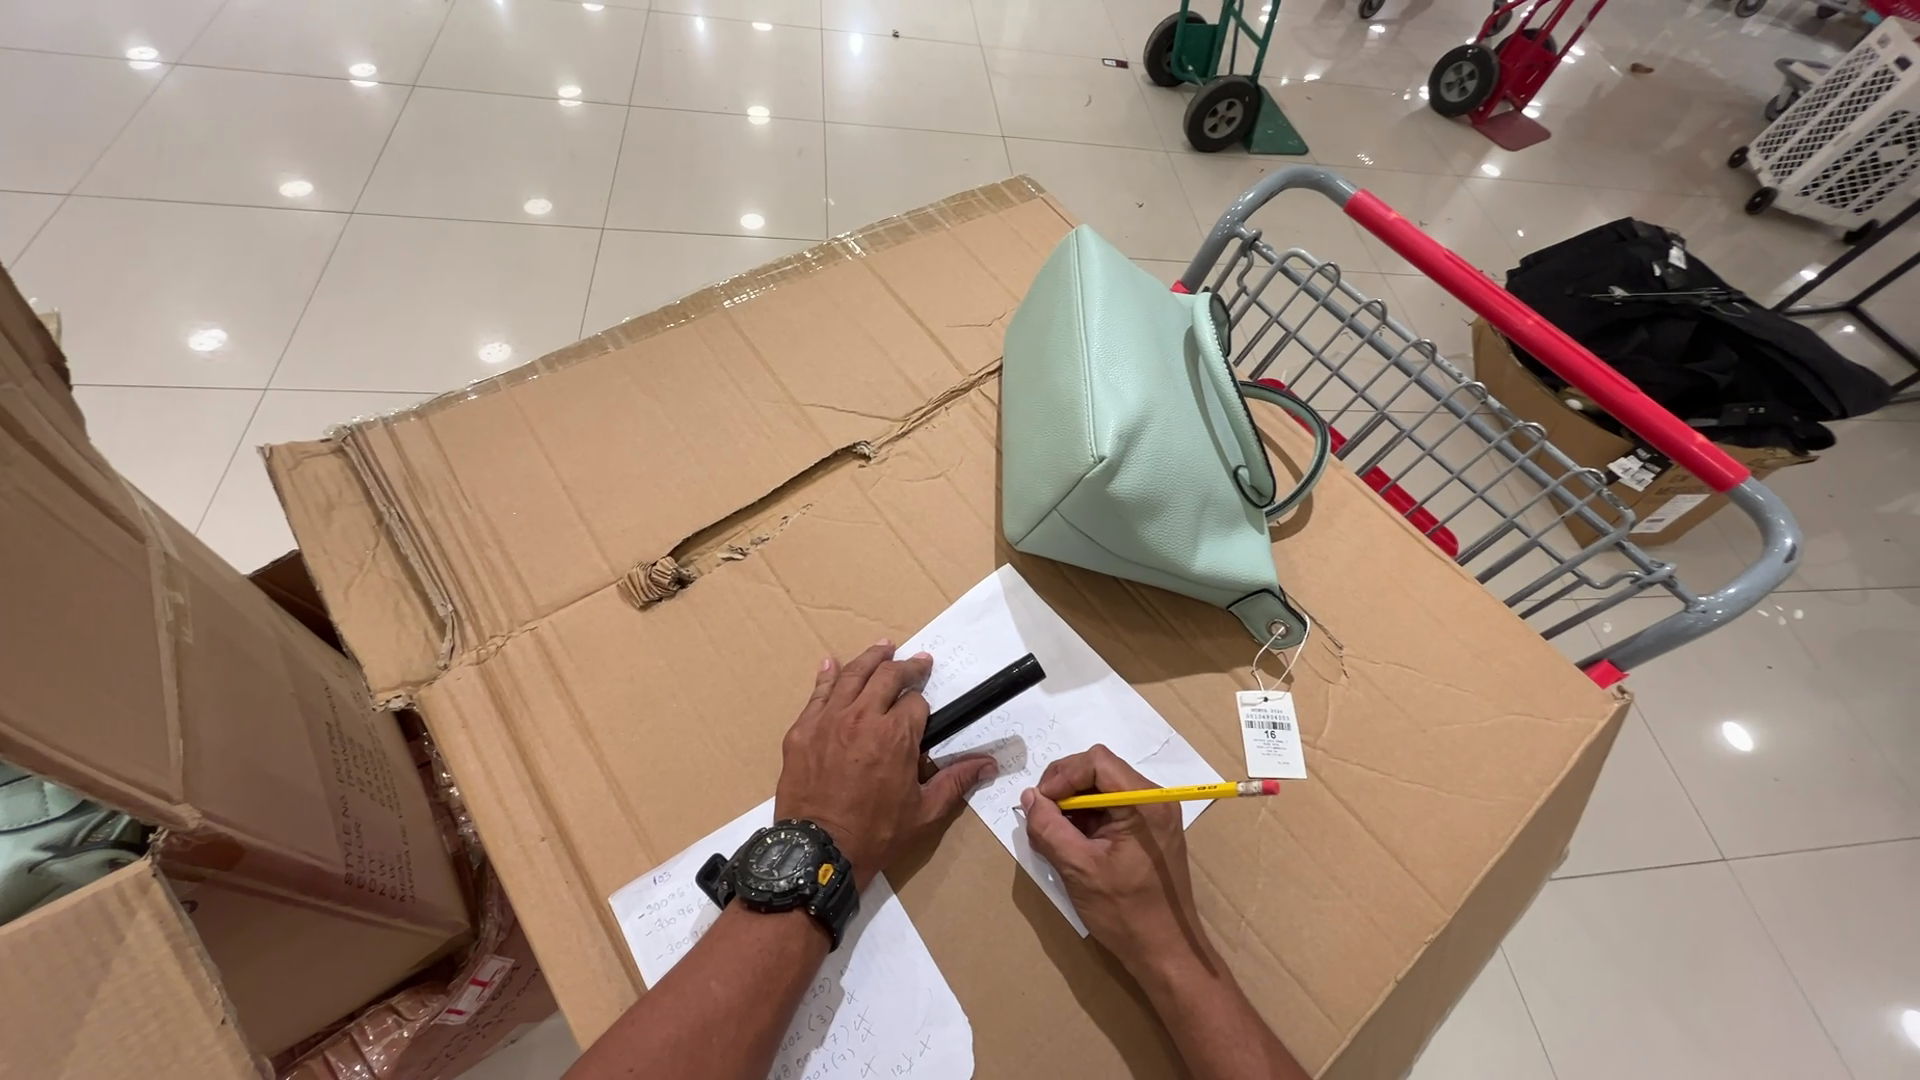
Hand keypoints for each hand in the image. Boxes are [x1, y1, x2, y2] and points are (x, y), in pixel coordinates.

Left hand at [774, 642, 995, 890]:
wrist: (818, 852)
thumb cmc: (875, 834)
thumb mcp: (923, 811)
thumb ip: (955, 780)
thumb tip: (988, 764)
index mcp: (896, 735)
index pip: (915, 702)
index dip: (922, 705)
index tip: (923, 710)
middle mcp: (864, 717)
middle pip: (887, 676)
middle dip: (906, 667)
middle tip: (917, 662)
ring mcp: (829, 720)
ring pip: (852, 675)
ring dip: (871, 659)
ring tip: (884, 648)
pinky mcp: (803, 730)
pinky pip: (817, 694)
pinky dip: (827, 675)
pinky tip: (832, 663)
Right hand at [1020, 745, 1207, 974]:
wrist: (1166, 955)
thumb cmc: (1126, 914)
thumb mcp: (1078, 869)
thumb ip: (1049, 828)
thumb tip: (1029, 797)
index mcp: (1144, 803)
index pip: (1097, 762)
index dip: (1063, 775)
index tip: (1041, 801)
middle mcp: (1153, 799)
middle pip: (1099, 769)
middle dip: (1065, 787)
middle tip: (1042, 814)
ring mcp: (1152, 814)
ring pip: (1101, 787)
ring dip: (1073, 804)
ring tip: (1053, 832)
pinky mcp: (1147, 829)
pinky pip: (1110, 806)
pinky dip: (1086, 817)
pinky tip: (1070, 840)